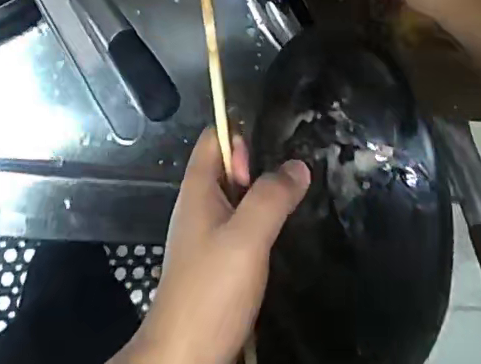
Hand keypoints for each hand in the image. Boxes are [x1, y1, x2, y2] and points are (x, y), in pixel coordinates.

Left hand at [121, 129, 310, 363]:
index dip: (238, 138)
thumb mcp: (247, 237)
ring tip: (288, 215)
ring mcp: (203, 236)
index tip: (266, 162)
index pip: (212, 138)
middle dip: (256, 171)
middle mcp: (197, 205)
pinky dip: (256, 230)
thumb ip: (271, 198)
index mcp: (197, 188)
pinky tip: (274, 247)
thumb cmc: (211, 290)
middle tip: (285, 194)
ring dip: (259, 203)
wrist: (183, 357)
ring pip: (234, 201)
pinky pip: (237, 231)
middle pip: (226, 168)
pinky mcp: (213, 265)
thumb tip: (297, 165)